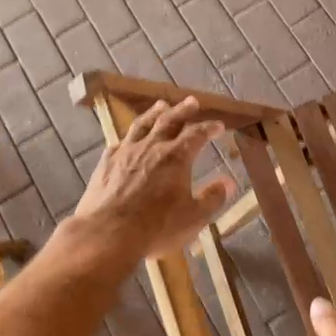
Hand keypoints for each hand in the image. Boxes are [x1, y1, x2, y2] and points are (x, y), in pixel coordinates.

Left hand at [72, 97, 237, 260]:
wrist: (107, 233)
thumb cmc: (156, 227)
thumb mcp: (193, 218)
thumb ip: (212, 198)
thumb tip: (229, 182)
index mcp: (176, 157)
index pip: (197, 135)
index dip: (209, 128)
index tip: (218, 125)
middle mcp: (152, 147)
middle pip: (169, 121)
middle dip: (183, 110)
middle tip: (191, 101)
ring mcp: (126, 152)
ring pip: (142, 125)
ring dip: (154, 113)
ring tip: (161, 105)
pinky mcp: (106, 163)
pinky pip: (119, 143)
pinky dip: (128, 138)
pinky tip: (127, 139)